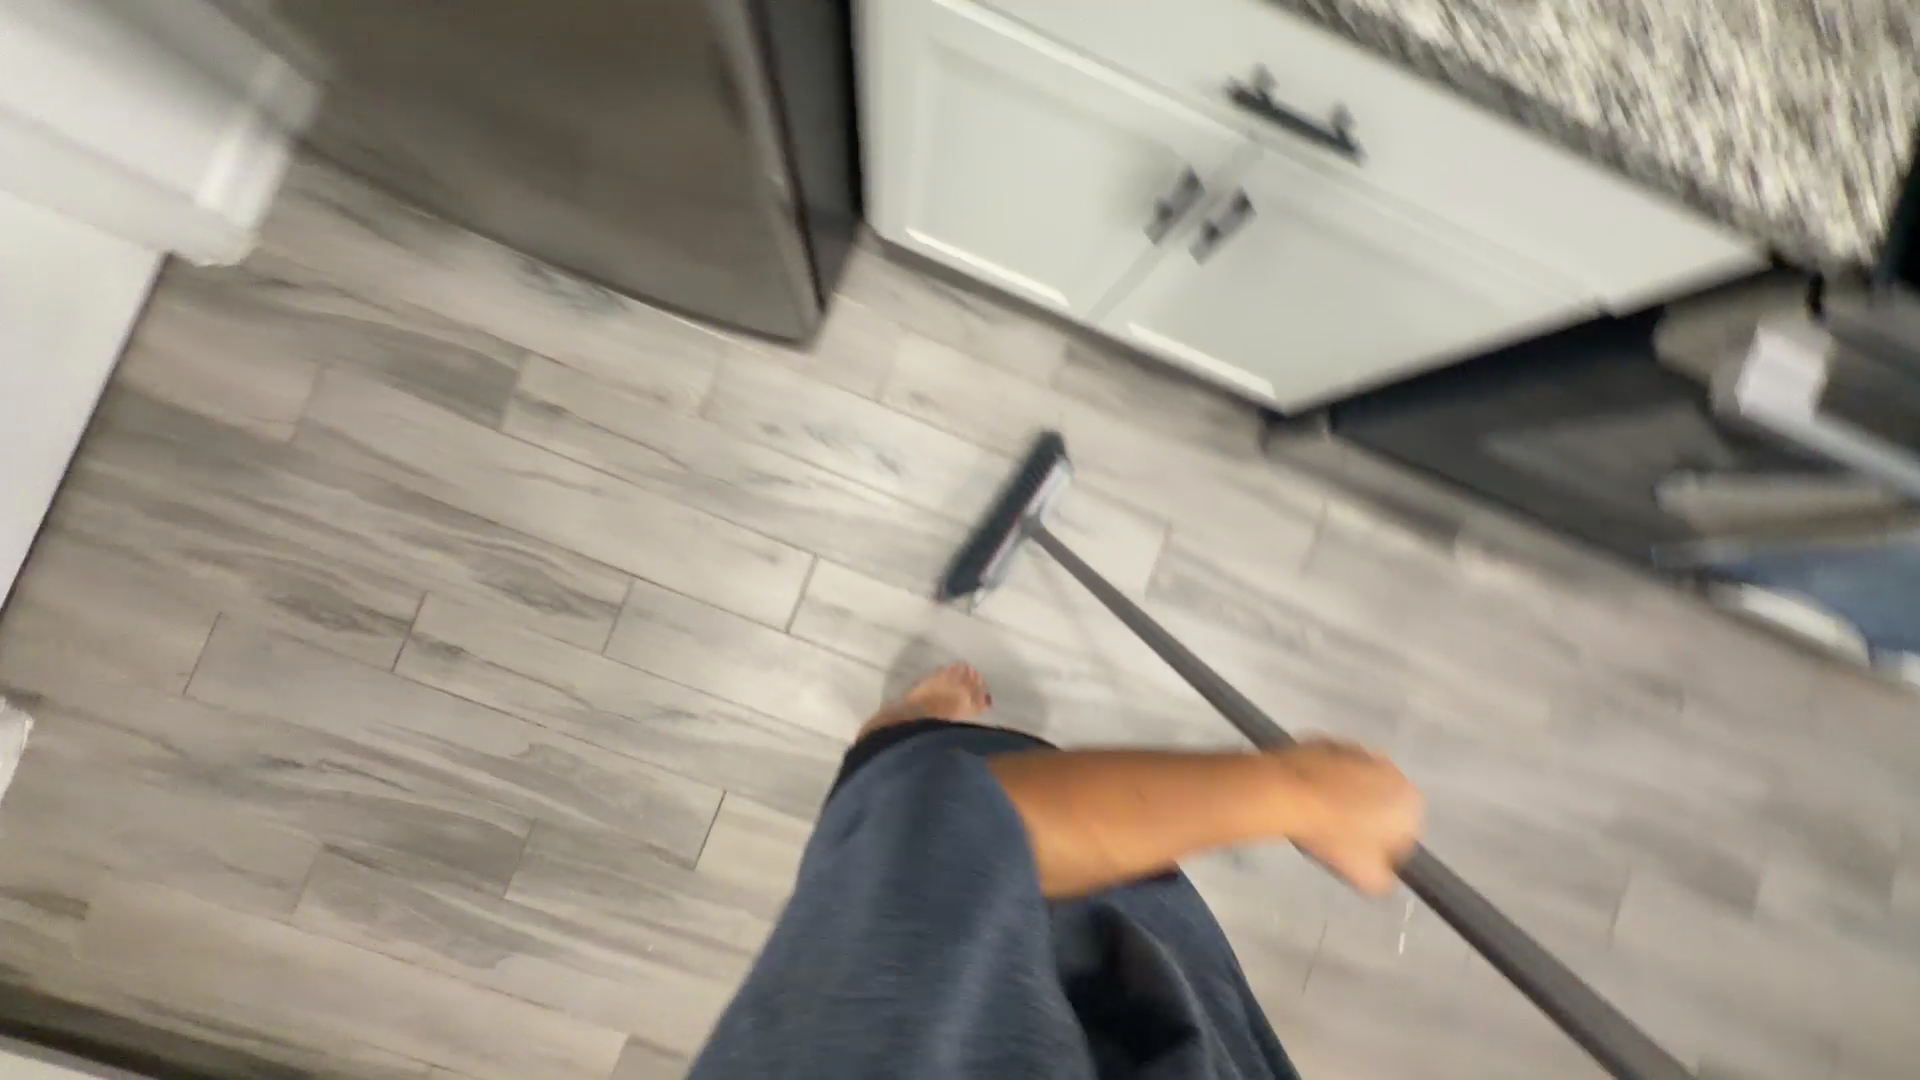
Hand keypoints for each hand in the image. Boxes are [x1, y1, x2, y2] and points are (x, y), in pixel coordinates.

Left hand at [1270, 738, 1422, 895]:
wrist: (1285, 791)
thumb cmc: (1333, 834)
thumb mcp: (1367, 876)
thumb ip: (1384, 879)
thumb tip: (1381, 875)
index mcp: (1410, 801)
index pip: (1406, 833)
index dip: (1383, 849)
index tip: (1360, 857)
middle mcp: (1390, 768)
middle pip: (1382, 802)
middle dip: (1365, 818)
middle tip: (1337, 837)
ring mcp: (1355, 749)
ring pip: (1356, 782)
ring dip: (1344, 796)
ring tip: (1318, 816)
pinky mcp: (1323, 739)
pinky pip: (1329, 766)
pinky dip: (1322, 777)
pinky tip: (1305, 794)